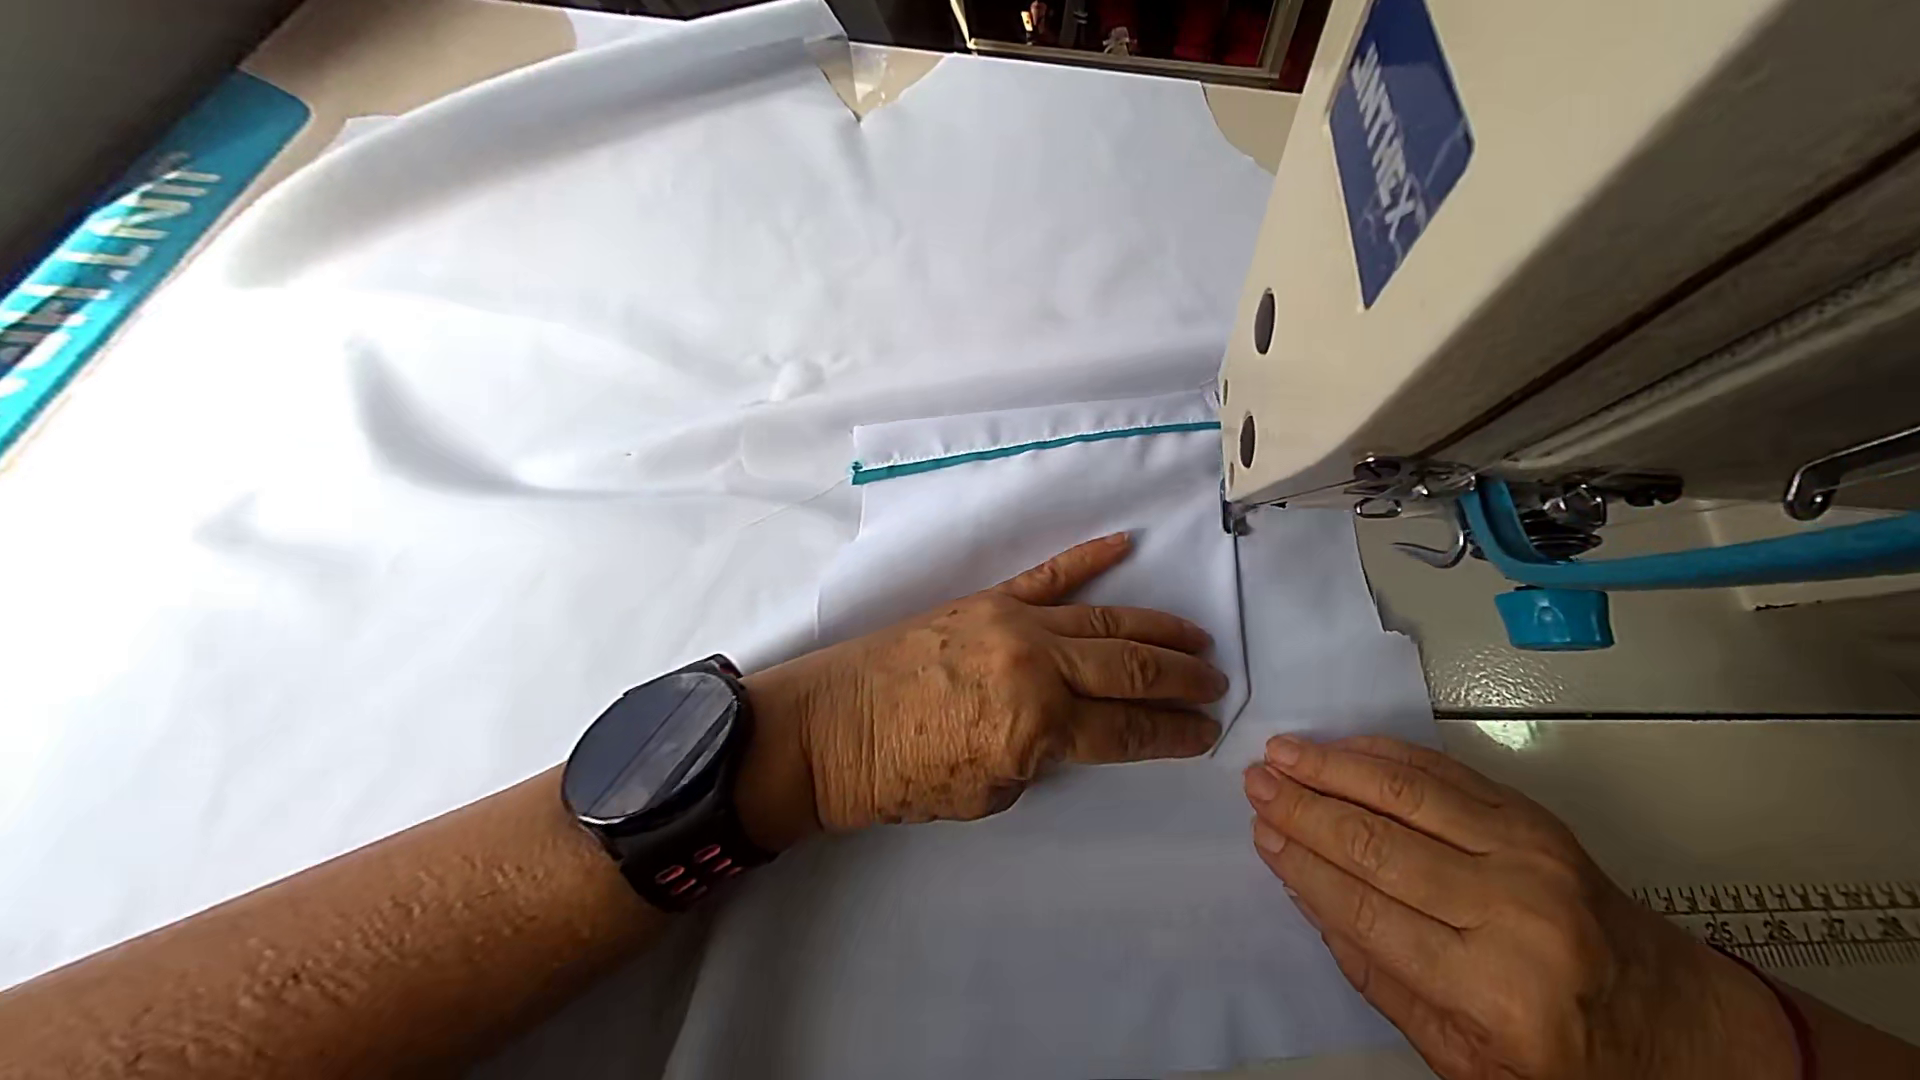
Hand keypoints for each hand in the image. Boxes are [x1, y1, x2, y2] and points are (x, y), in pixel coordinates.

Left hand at [737, 533, 1225, 844]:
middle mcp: (1035, 664)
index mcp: (1038, 726)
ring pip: (1103, 620)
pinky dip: (1087, 558)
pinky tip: (1123, 544)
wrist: (830, 726)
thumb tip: (1066, 726)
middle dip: (1180, 679)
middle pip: (1129, 668)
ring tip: (1195, 637)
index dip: (1173, 734)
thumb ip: (1040, 755)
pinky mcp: (985, 599)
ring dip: (1156, 629)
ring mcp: (1011, 621)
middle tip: (1215, 683)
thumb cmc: (901, 778)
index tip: (1205, 732)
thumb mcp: (988, 793)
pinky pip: (1047, 575)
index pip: (1128, 729)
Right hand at [1242, 735, 1798, 1079]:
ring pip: (1404, 795)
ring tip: (1282, 752)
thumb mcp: (1459, 1052)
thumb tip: (1301, 886)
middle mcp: (1515, 918)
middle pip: (1376, 844)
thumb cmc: (1561, 1053)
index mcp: (1494, 994)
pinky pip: (1444, 773)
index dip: (1301, 864)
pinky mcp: (1538, 821)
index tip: (1259, 830)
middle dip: (1303, 808)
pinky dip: (1383, 754)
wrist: (1681, 1025)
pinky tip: (1341, 747)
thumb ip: (1373, 971)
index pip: (1363, 910)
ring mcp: (1531, 858)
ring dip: (1332, 767)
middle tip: (1255, 782)